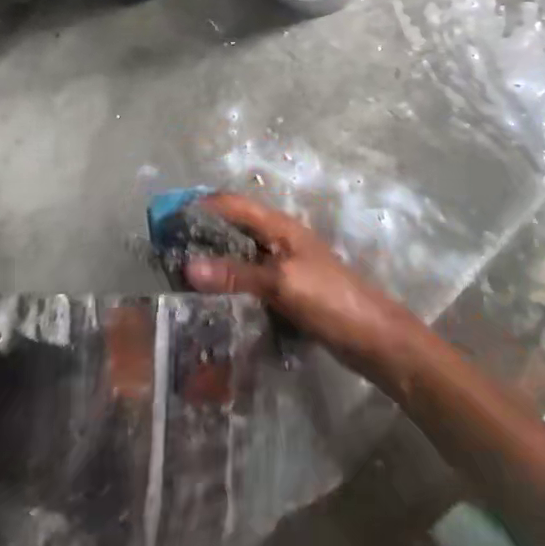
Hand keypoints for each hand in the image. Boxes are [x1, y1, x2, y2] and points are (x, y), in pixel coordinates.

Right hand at [183, 194, 424, 380]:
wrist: (377, 342)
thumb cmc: (332, 301)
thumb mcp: (281, 283)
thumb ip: (234, 273)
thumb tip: (186, 267)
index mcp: (279, 227)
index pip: (231, 203)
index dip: (200, 205)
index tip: (167, 217)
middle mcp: (278, 240)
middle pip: (232, 227)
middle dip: (201, 231)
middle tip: (167, 247)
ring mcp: (282, 266)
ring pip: (238, 254)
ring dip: (212, 258)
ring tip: (179, 270)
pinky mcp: (285, 291)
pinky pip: (247, 278)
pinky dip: (227, 281)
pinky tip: (210, 295)